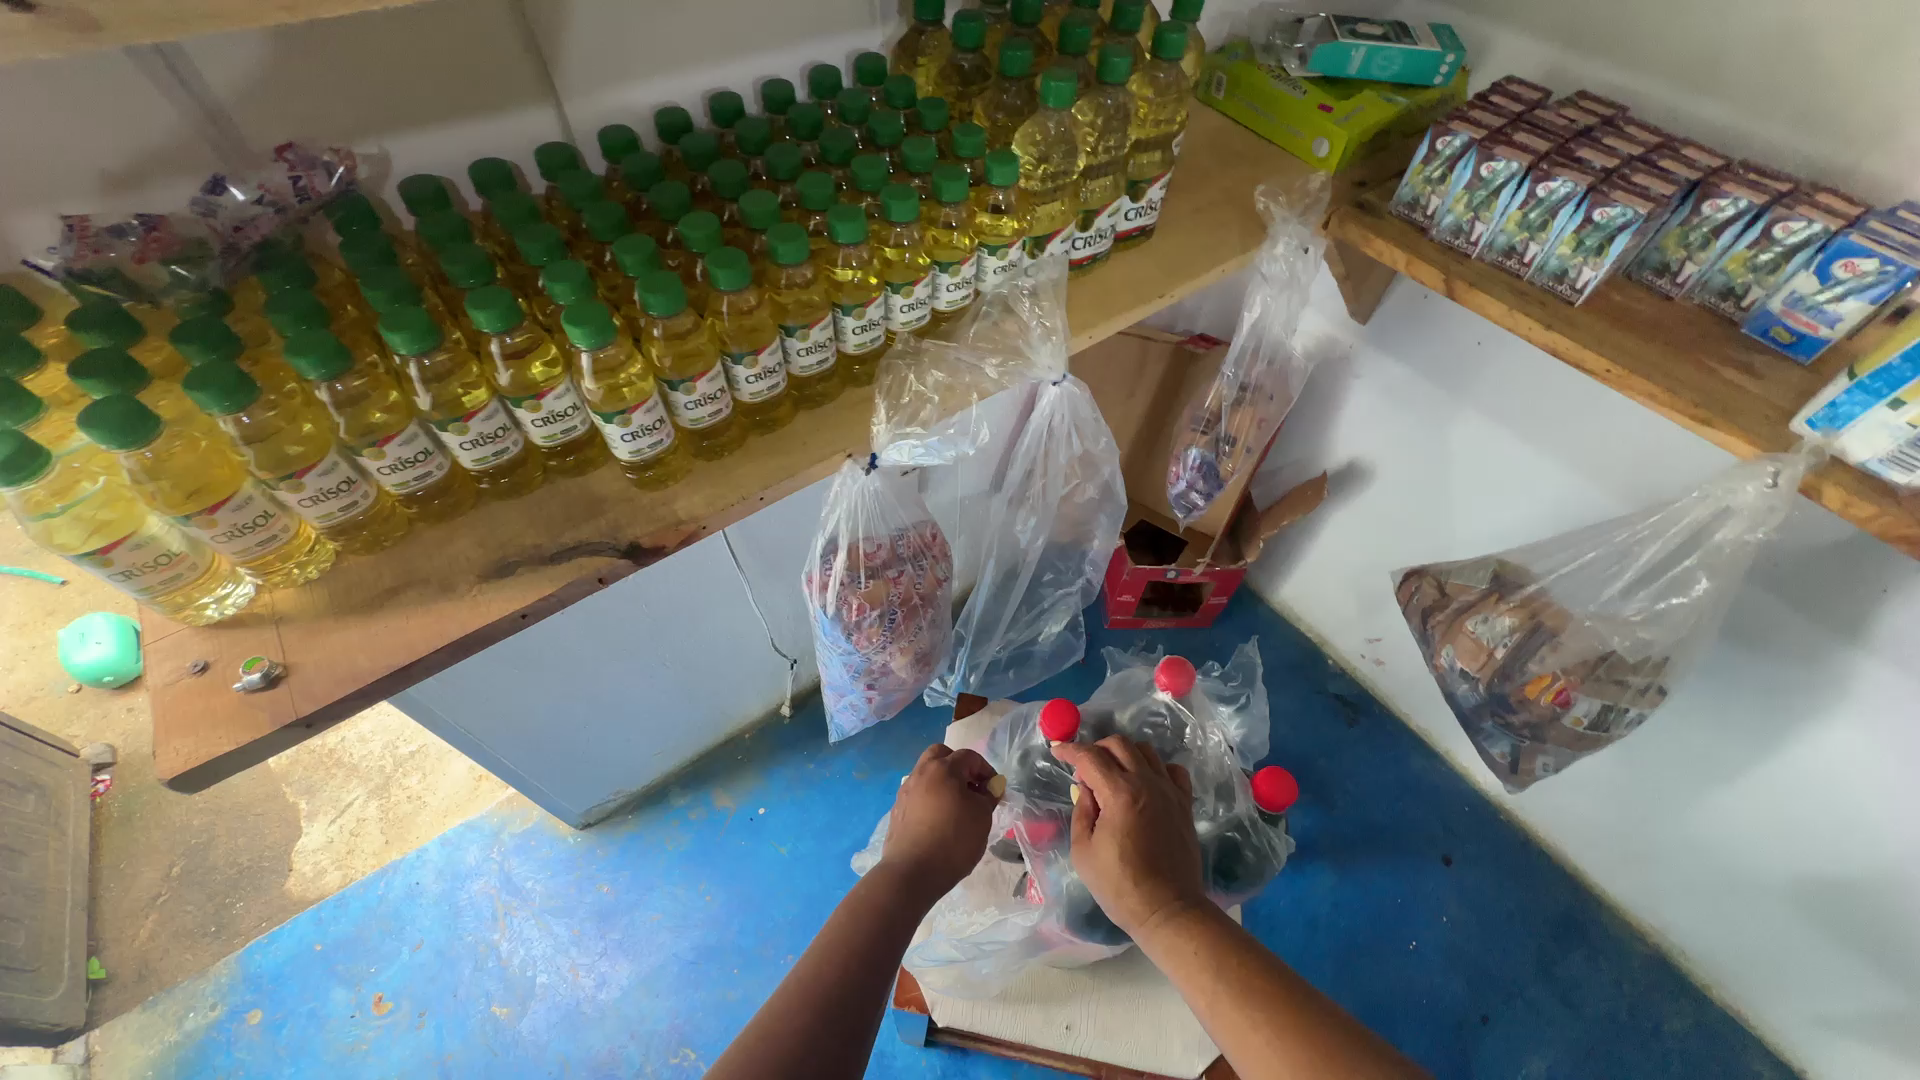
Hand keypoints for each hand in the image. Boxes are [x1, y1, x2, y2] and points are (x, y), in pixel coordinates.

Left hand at [879, 745, 1000, 900]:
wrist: (912, 871)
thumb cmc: (954, 840)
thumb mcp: (982, 817)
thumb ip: (988, 796)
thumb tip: (990, 787)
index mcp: (943, 769)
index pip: (969, 756)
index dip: (986, 770)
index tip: (994, 790)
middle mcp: (921, 773)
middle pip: (940, 755)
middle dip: (958, 766)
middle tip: (971, 788)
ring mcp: (906, 791)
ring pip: (926, 774)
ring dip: (943, 782)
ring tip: (956, 806)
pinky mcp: (898, 809)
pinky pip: (917, 794)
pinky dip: (930, 798)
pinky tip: (939, 820)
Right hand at [1052, 736, 1207, 939]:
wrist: (1168, 910)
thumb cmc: (1120, 886)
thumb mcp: (1083, 852)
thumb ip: (1082, 811)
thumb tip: (1086, 788)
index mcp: (1120, 794)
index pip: (1090, 757)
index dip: (1069, 750)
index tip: (1057, 751)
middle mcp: (1147, 784)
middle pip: (1120, 744)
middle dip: (1096, 748)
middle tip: (1084, 766)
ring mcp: (1170, 792)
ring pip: (1146, 751)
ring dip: (1124, 755)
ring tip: (1113, 774)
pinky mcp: (1185, 804)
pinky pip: (1172, 770)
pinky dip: (1155, 768)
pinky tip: (1145, 783)